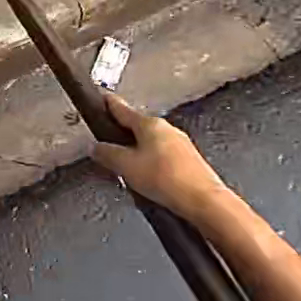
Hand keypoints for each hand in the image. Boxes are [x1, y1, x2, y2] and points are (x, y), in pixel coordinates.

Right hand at [91, 94, 231, 219]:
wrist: (204, 201)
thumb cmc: (166, 179)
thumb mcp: (125, 166)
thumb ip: (107, 154)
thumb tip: (96, 147)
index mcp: (150, 124)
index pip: (123, 110)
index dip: (110, 104)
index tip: (103, 98)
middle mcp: (167, 130)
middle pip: (138, 128)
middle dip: (123, 135)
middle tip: (108, 145)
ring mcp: (181, 145)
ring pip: (151, 144)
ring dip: (138, 152)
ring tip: (128, 170)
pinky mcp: (189, 162)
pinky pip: (163, 158)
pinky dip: (152, 164)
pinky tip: (149, 180)